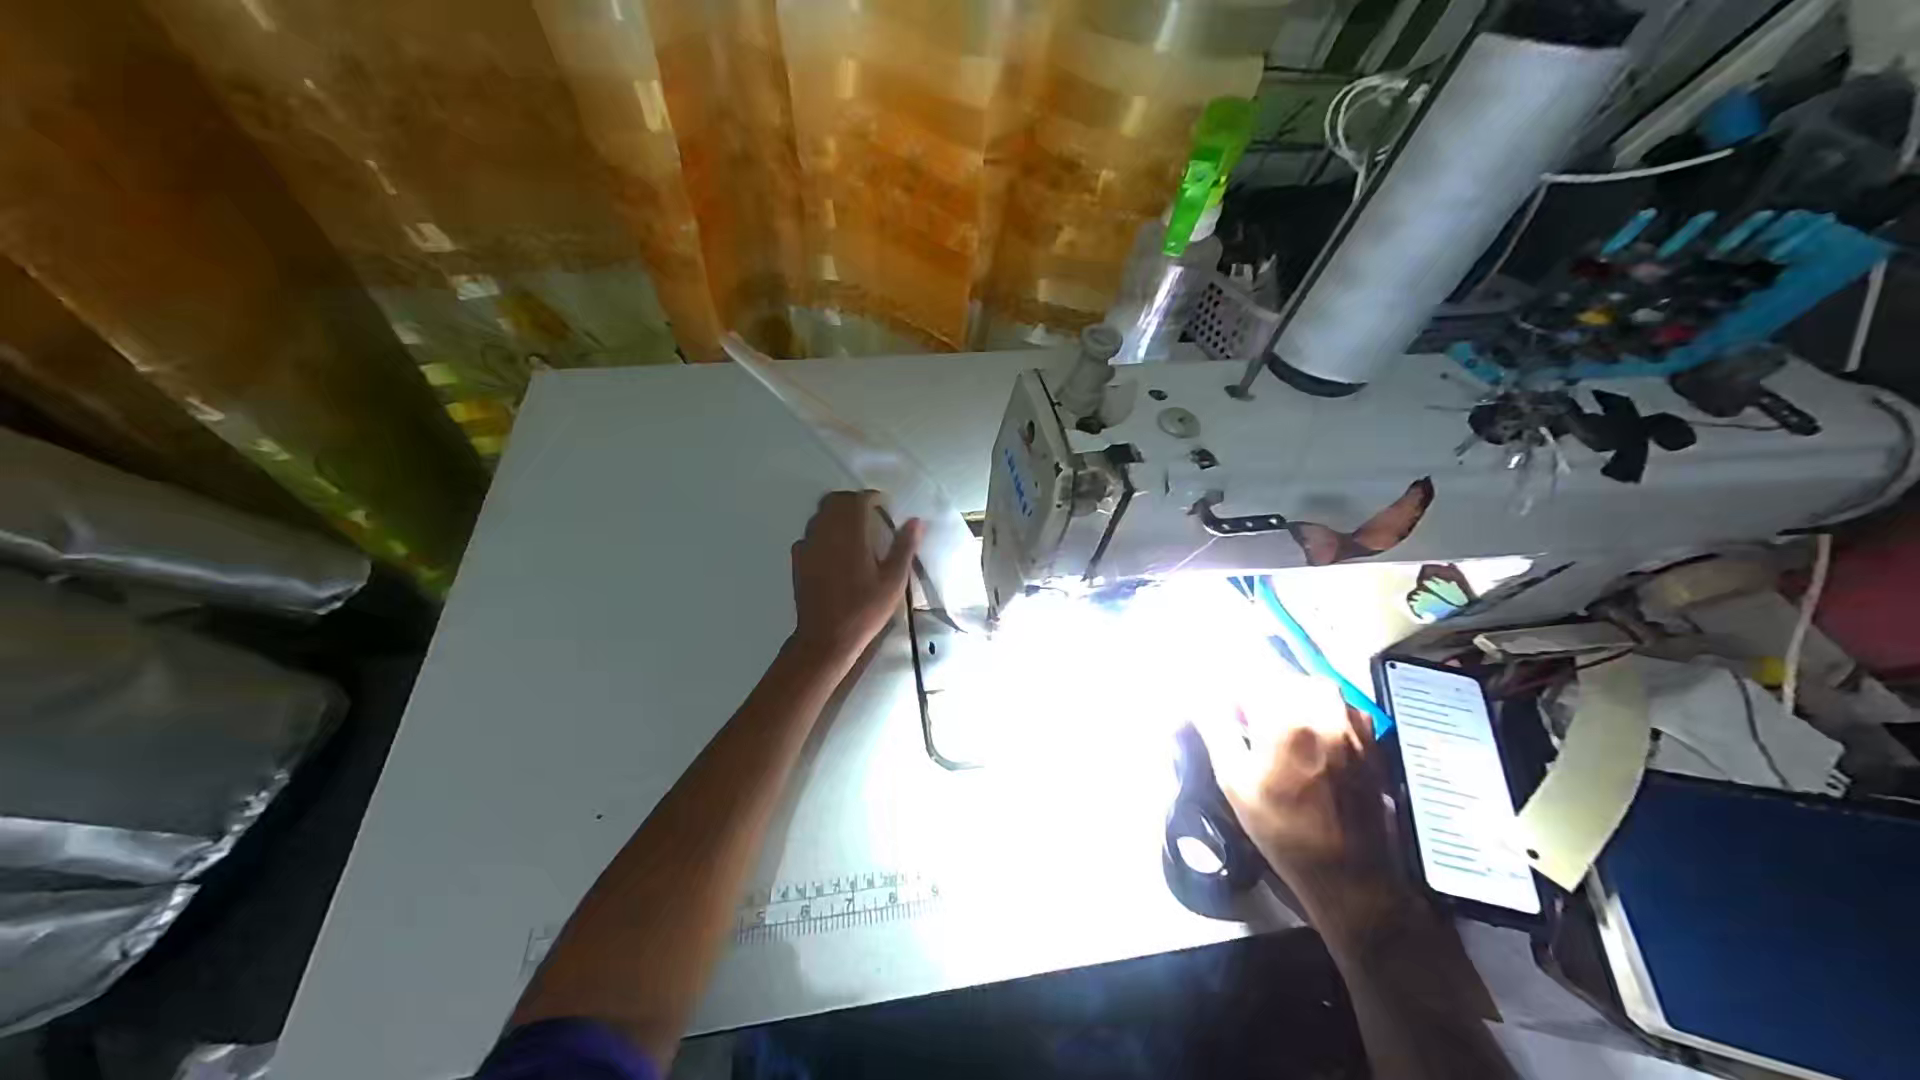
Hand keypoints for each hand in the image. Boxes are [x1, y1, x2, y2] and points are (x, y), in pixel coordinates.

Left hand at [789, 491, 921, 665]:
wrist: (826, 638)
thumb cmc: (864, 610)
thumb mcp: (893, 581)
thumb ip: (904, 547)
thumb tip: (915, 521)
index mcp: (850, 533)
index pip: (858, 500)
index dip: (873, 498)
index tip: (885, 507)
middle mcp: (825, 532)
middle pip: (835, 501)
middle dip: (853, 502)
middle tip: (870, 515)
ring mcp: (807, 545)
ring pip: (819, 515)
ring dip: (836, 515)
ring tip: (854, 532)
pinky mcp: (798, 560)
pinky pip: (810, 535)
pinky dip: (823, 533)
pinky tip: (834, 551)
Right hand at [1197, 673, 1404, 930]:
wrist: (1347, 871)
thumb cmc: (1281, 826)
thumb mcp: (1232, 778)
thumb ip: (1214, 725)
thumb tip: (1196, 692)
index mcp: (1286, 714)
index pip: (1244, 676)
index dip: (1226, 691)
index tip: (1218, 709)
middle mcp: (1323, 706)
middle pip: (1276, 677)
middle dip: (1256, 694)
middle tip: (1244, 726)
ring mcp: (1351, 719)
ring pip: (1305, 688)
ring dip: (1284, 701)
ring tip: (1273, 736)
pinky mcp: (1368, 734)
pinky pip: (1330, 705)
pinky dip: (1312, 713)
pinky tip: (1304, 745)